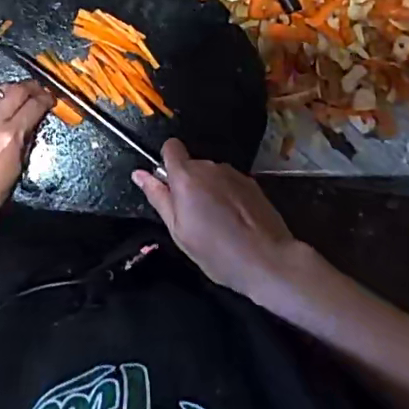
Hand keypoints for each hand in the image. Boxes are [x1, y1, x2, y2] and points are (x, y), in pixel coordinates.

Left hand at [0, 81, 52, 228]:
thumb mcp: (20, 165)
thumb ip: (27, 137)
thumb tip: (34, 120)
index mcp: (10, 136)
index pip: (33, 105)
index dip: (46, 99)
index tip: (51, 99)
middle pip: (17, 89)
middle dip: (33, 87)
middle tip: (41, 91)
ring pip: (1, 90)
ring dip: (16, 89)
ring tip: (25, 93)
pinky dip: (1, 98)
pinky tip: (6, 104)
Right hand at [134, 139, 302, 297]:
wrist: (269, 261)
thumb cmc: (217, 252)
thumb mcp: (179, 231)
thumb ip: (158, 197)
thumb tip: (139, 174)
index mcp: (187, 176)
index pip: (170, 147)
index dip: (167, 163)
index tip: (170, 187)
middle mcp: (210, 166)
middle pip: (191, 165)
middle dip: (189, 185)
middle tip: (194, 218)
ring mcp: (233, 173)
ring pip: (211, 175)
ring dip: (209, 191)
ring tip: (218, 224)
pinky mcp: (252, 183)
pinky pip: (230, 183)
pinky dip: (228, 197)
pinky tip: (236, 222)